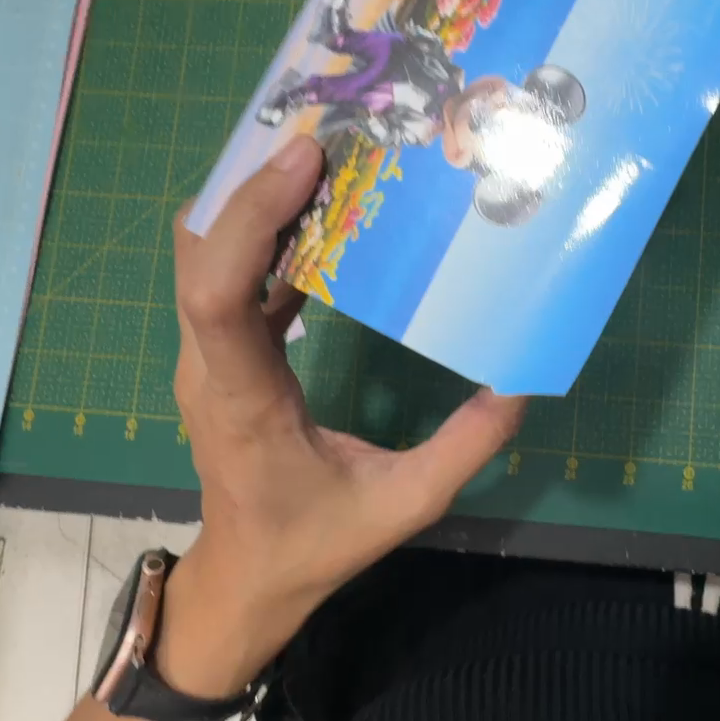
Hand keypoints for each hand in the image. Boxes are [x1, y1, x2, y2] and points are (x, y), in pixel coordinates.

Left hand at [162, 136, 526, 694]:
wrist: (246, 581)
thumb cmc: (315, 545)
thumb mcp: (404, 504)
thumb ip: (465, 447)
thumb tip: (520, 385)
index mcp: (246, 402)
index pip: (219, 299)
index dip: (251, 219)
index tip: (302, 161)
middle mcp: (209, 369)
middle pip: (199, 256)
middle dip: (251, 188)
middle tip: (319, 139)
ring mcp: (206, 359)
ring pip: (203, 258)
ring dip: (253, 203)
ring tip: (320, 161)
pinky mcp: (221, 356)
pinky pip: (228, 279)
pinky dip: (263, 236)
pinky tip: (316, 215)